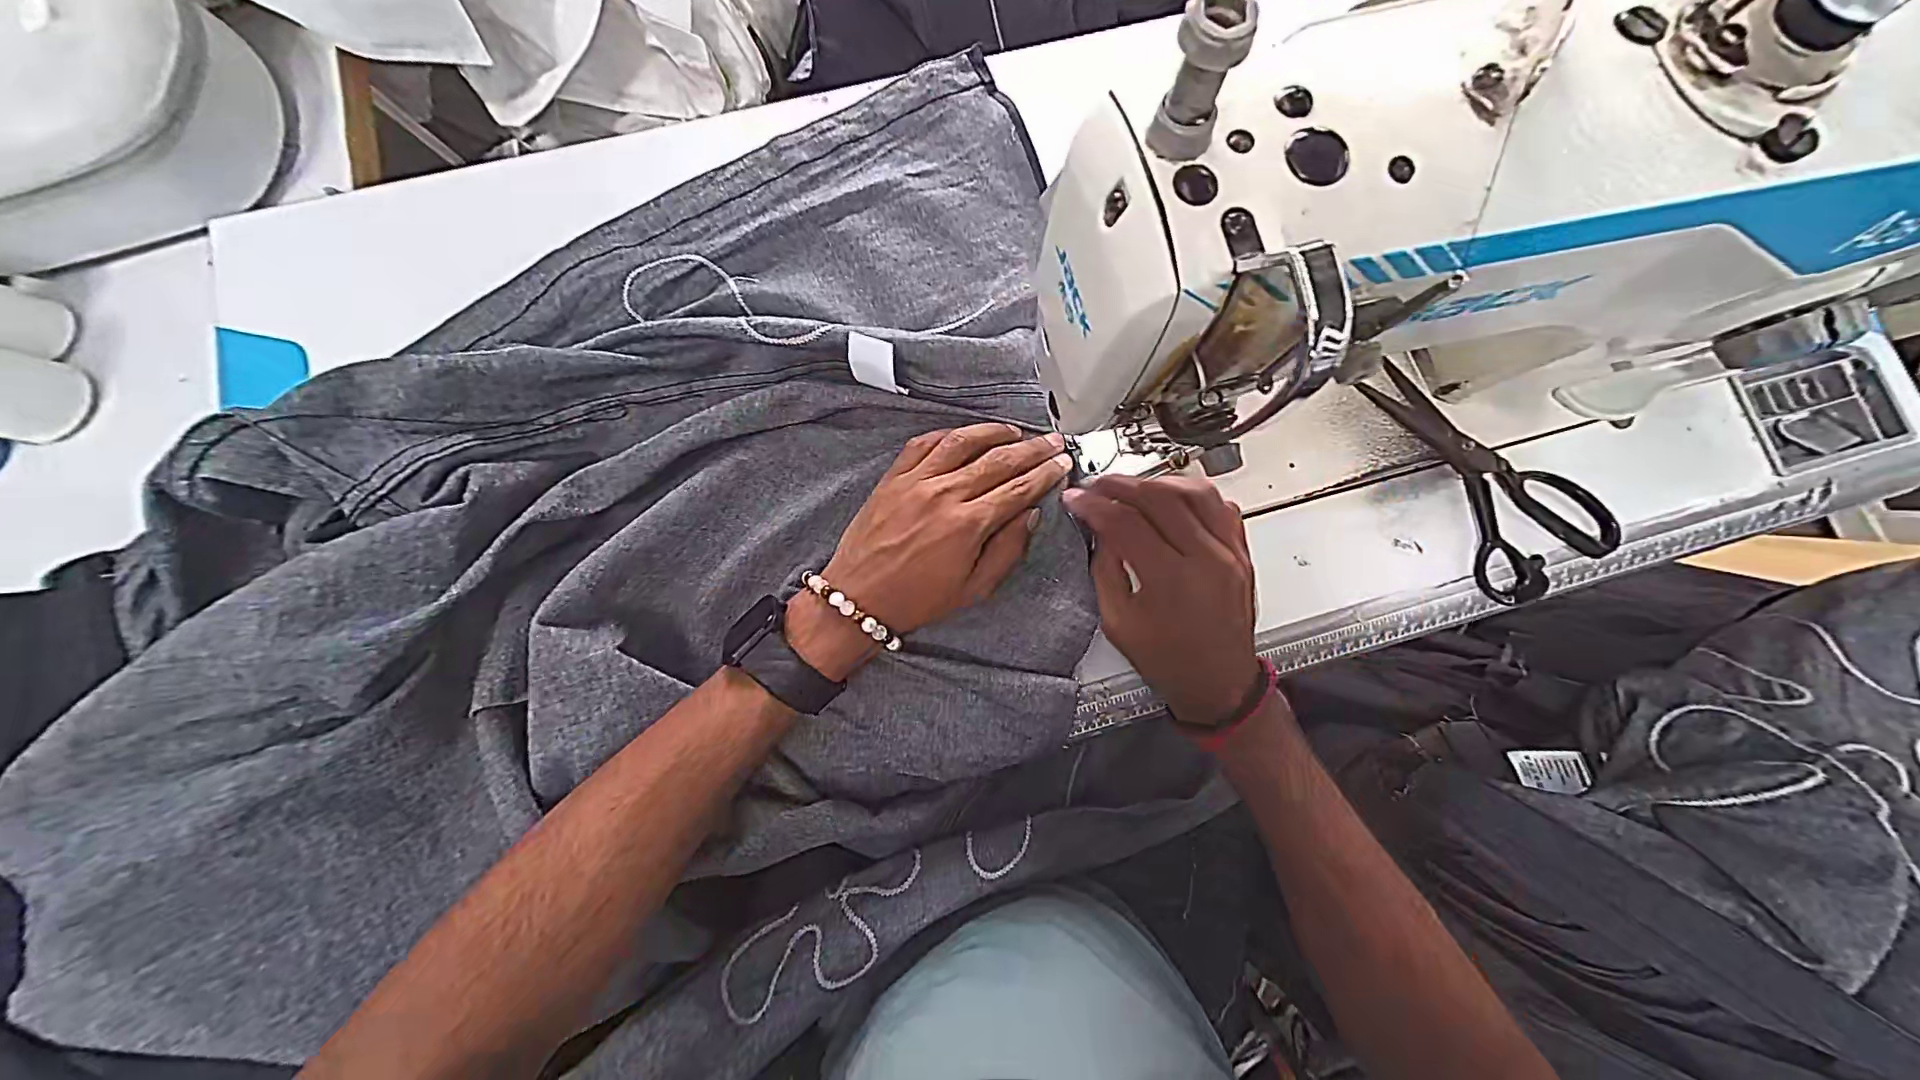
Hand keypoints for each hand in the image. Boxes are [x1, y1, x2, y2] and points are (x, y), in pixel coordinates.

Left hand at [786, 423, 1072, 679]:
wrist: (860, 598)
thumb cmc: (914, 598)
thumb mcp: (974, 589)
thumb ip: (1007, 550)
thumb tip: (1030, 517)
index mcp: (967, 525)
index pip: (1019, 488)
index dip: (1046, 472)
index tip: (1061, 463)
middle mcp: (943, 495)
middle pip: (999, 459)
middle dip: (1032, 448)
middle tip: (1051, 441)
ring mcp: (915, 482)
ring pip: (962, 442)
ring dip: (993, 432)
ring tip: (1014, 431)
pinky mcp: (893, 478)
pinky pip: (923, 443)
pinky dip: (948, 434)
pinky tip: (963, 433)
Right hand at [1062, 474, 1260, 726]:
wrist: (1218, 682)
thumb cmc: (1171, 661)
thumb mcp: (1118, 622)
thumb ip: (1106, 570)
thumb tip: (1099, 530)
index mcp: (1170, 581)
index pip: (1124, 522)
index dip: (1093, 505)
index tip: (1076, 500)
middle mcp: (1206, 560)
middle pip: (1158, 497)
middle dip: (1118, 485)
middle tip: (1097, 487)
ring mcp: (1229, 553)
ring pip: (1194, 490)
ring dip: (1156, 482)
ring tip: (1132, 488)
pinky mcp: (1242, 552)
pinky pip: (1220, 504)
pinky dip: (1192, 493)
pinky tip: (1173, 497)